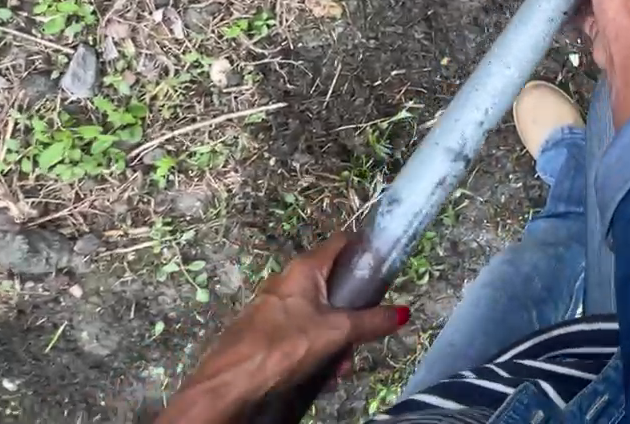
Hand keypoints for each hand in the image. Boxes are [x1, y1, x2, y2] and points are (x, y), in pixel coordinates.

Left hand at [160, 233, 408, 423]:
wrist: (224, 389)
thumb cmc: (283, 347)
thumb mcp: (337, 333)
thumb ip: (373, 321)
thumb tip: (405, 313)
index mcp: (305, 268)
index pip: (342, 241)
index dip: (365, 249)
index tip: (383, 268)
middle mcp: (287, 279)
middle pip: (331, 283)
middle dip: (352, 310)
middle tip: (363, 332)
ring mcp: (270, 307)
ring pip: (315, 312)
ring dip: (334, 335)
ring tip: (340, 365)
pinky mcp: (258, 333)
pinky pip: (296, 331)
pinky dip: (312, 346)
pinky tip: (318, 373)